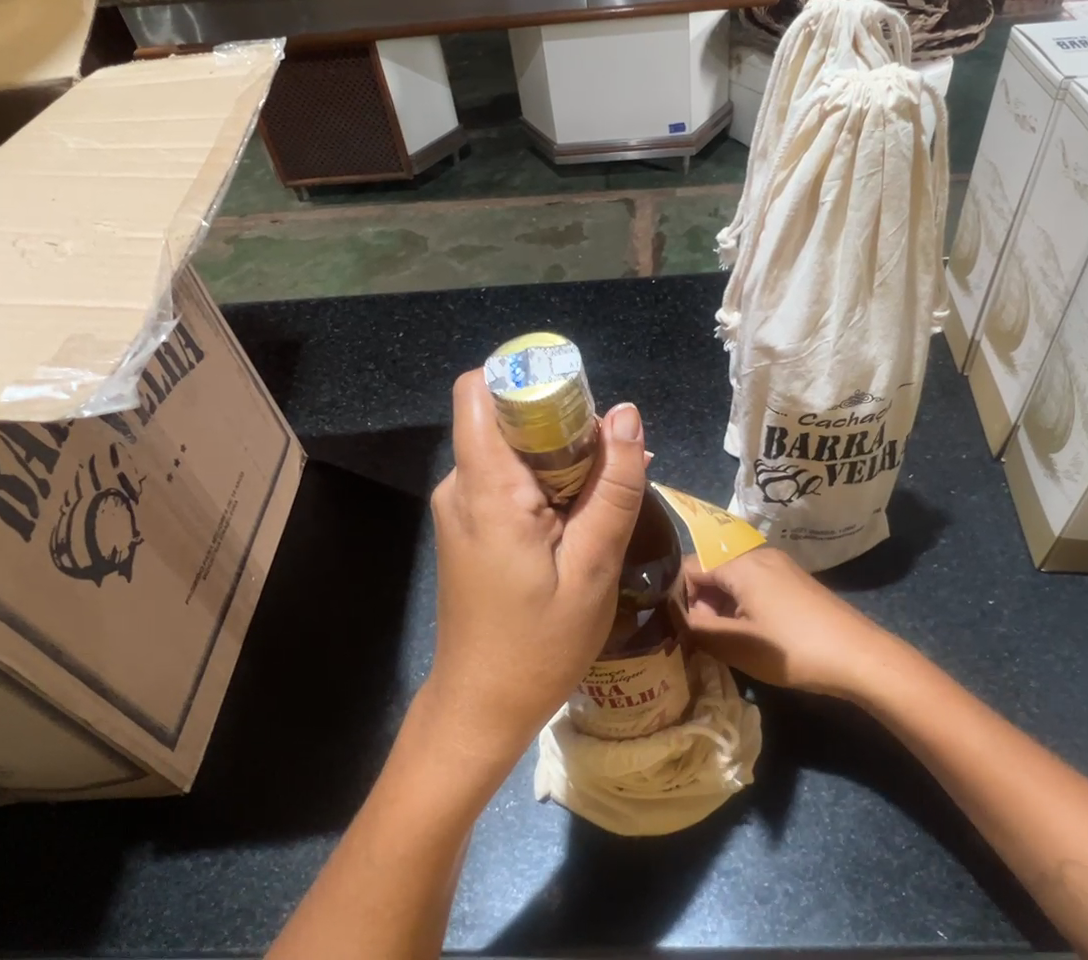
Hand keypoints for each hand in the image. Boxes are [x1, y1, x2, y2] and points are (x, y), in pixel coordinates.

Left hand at [423, 370, 648, 769]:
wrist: (481, 706)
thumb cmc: (539, 645)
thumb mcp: (592, 568)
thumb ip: (612, 488)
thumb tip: (626, 414)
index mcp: (486, 489)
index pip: (481, 389)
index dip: (531, 381)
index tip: (584, 409)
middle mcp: (461, 485)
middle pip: (505, 417)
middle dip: (563, 427)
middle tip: (615, 470)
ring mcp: (461, 506)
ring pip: (512, 450)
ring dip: (562, 462)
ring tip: (607, 502)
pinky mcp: (469, 525)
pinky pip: (508, 481)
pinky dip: (547, 487)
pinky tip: (582, 523)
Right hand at [685, 547, 909, 699]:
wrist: (859, 656)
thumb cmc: (792, 649)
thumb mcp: (736, 644)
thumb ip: (698, 628)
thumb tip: (675, 617)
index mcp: (740, 563)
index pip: (689, 567)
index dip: (677, 598)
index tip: (679, 629)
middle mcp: (758, 555)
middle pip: (712, 571)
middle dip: (701, 604)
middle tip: (704, 641)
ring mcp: (780, 567)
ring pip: (733, 580)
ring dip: (723, 608)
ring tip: (726, 642)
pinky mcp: (794, 581)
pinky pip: (754, 586)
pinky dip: (744, 607)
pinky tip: (752, 636)